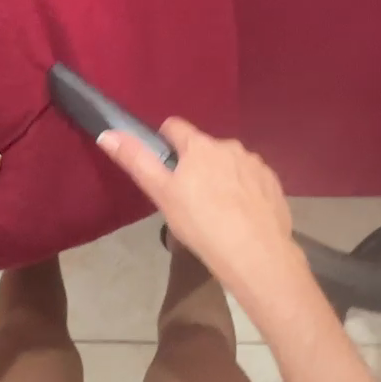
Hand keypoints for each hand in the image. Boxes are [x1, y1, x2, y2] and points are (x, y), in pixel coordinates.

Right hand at [98, 119, 304, 297]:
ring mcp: (255, 164)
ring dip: (220, 177)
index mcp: (200, 145)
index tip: (162, 167)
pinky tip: (240, 217)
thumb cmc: (202, 223)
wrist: (257, 255)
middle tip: (187, 199)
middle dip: (194, 165)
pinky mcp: (273, 183)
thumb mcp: (162, 194)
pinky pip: (250, 179)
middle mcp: (229, 146)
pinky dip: (243, 191)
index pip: (174, 126)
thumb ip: (136, 160)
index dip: (163, 142)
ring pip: (228, 163)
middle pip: (203, 148)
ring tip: (215, 212)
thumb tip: (107, 132)